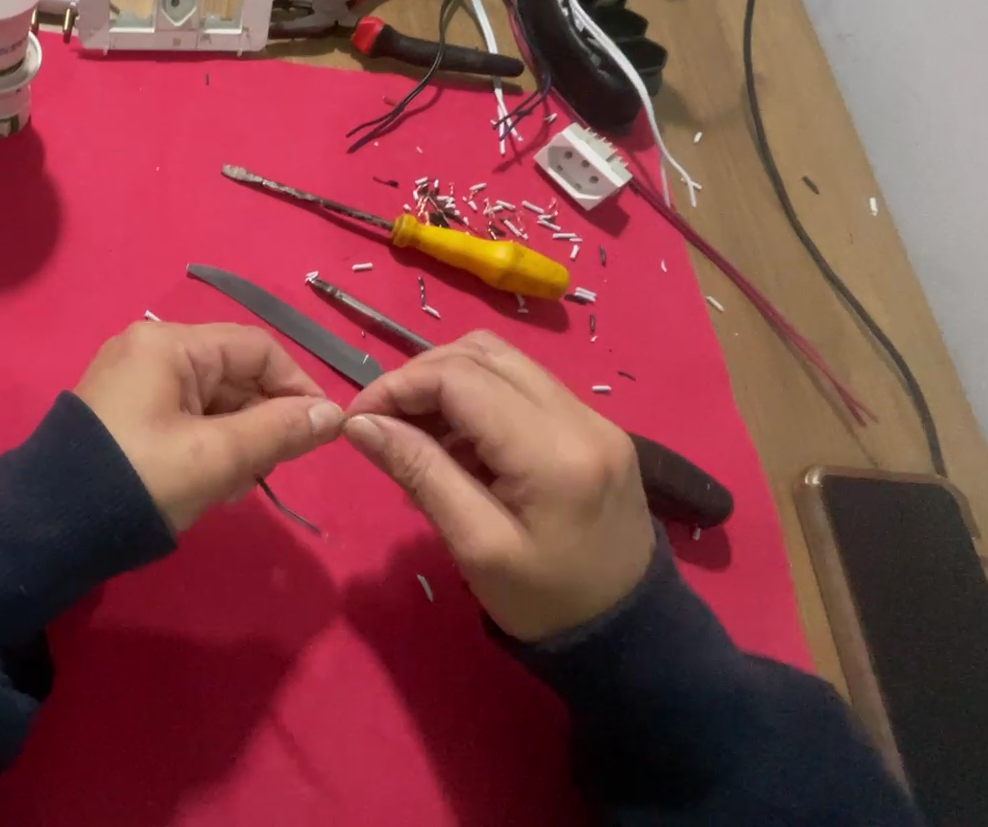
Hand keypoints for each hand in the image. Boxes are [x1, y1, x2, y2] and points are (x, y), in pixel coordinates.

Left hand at [74, 322, 343, 532]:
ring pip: (212, 402)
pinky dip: (206, 448)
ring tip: (228, 487)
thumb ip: (279, 431)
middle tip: (265, 472)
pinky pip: (185, 419)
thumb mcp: (216, 457)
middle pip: (233, 375)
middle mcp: (150, 351)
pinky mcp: (126, 413)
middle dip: (260, 423)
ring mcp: (134, 382)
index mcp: (168, 345)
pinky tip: (208, 487)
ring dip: (235, 443)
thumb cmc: (140, 480)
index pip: (256, 348)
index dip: (297, 386)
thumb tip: (332, 414)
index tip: (322, 431)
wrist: (51, 529)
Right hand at [341, 330, 654, 641]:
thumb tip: (360, 423)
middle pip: (479, 353)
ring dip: (444, 380)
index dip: (398, 385)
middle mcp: (579, 416)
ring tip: (414, 427)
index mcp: (552, 452)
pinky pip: (518, 383)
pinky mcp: (590, 424)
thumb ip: (419, 472)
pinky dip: (473, 395)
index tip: (358, 419)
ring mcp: (590, 416)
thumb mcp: (475, 545)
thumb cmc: (545, 602)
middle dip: (417, 377)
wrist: (628, 633)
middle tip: (381, 421)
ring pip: (499, 358)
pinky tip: (454, 438)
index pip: (459, 378)